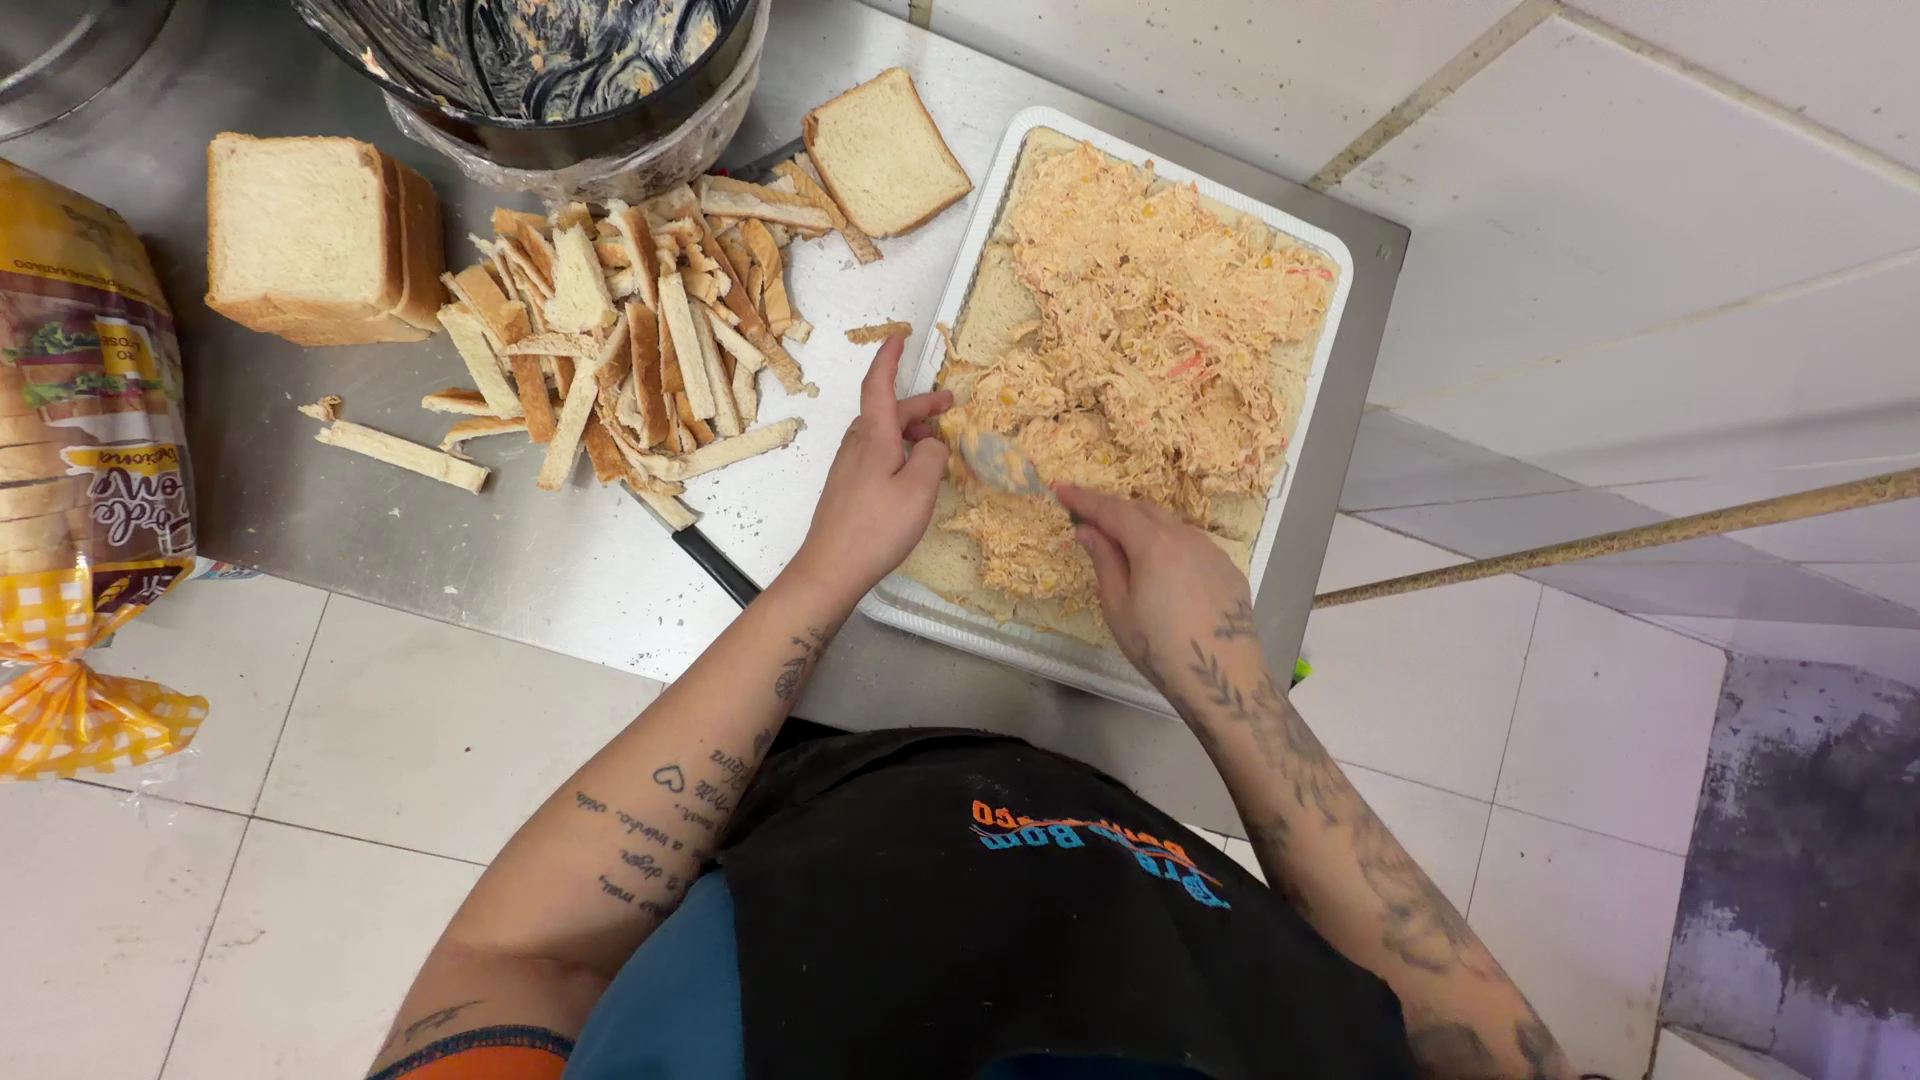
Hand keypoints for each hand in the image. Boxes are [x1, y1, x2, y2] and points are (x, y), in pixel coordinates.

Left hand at [788, 334, 951, 604]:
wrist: (830, 568)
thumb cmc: (876, 527)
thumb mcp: (919, 489)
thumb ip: (934, 457)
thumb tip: (933, 445)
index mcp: (873, 436)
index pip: (879, 384)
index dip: (890, 359)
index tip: (899, 337)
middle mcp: (856, 444)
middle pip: (887, 411)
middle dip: (920, 405)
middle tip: (951, 407)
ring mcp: (848, 467)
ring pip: (883, 434)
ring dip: (911, 431)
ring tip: (938, 446)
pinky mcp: (847, 487)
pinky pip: (877, 455)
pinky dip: (900, 452)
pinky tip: (914, 476)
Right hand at [1053, 485, 1262, 687]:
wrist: (1223, 677)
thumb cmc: (1159, 647)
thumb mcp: (1118, 607)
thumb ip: (1104, 561)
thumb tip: (1088, 530)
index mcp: (1154, 544)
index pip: (1112, 510)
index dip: (1084, 499)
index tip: (1061, 489)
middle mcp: (1187, 536)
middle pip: (1143, 510)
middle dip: (1114, 511)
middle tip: (1090, 525)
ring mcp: (1212, 551)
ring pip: (1170, 525)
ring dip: (1143, 528)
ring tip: (1125, 552)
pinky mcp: (1228, 569)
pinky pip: (1191, 545)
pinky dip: (1169, 546)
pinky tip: (1163, 574)